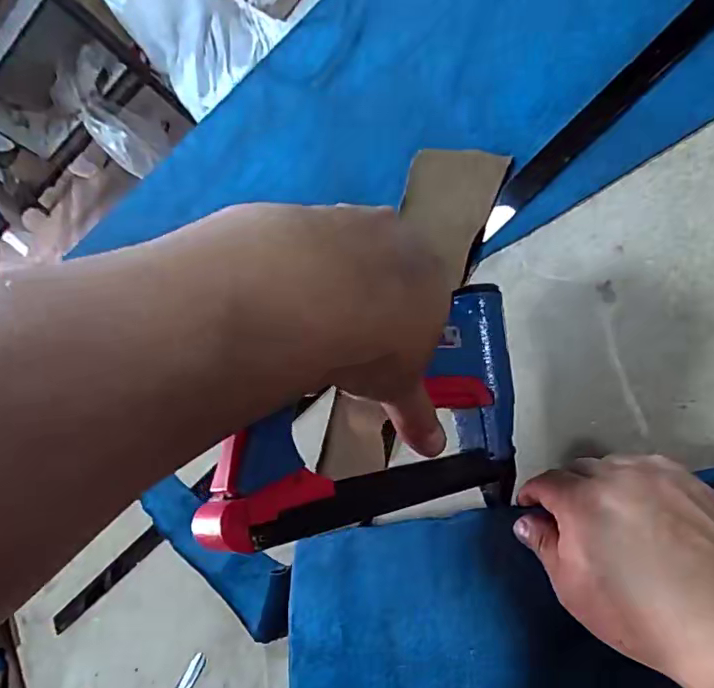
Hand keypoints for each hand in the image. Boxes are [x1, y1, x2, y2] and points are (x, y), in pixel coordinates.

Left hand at [165, 203, 450, 455]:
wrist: (320, 297)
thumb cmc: (379, 345)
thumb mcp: (398, 388)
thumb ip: (415, 413)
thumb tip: (433, 448)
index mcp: (433, 275)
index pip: (426, 302)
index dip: (403, 331)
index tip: (382, 356)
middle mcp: (397, 236)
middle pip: (384, 271)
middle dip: (367, 303)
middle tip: (343, 341)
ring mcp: (349, 218)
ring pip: (342, 254)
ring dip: (328, 284)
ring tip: (306, 325)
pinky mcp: (303, 213)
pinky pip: (302, 247)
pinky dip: (293, 272)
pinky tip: (280, 301)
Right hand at [514, 455, 713, 686]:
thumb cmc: (633, 614)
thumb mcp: (572, 588)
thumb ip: (546, 546)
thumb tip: (529, 521)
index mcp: (584, 499)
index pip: (547, 481)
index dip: (533, 495)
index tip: (530, 510)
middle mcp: (622, 475)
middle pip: (581, 467)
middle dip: (567, 487)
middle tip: (568, 519)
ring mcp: (664, 475)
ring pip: (619, 465)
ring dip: (603, 482)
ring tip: (608, 514)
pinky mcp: (696, 484)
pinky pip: (653, 472)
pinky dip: (638, 485)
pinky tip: (646, 514)